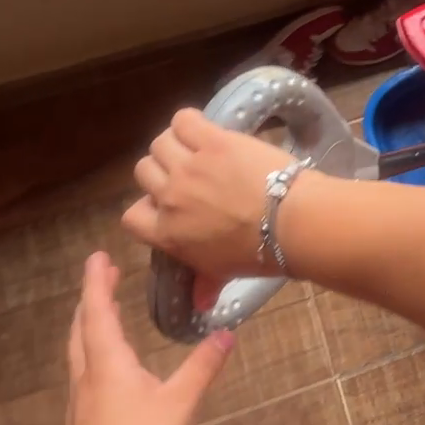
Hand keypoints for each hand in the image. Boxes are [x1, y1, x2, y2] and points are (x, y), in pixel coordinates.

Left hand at [61, 251, 231, 424]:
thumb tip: (227, 332)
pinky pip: (83, 375)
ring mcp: (80, 406)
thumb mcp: (180, 403)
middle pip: (80, 332)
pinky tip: (108, 368)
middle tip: (103, 276)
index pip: (97, 315)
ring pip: (78, 355)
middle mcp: (87, 381)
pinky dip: (92, 353)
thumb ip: (202, 366)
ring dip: (88, 326)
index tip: (96, 257)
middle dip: (90, 301)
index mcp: (107, 368)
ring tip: (102, 313)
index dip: (96, 284)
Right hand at [121, 108, 297, 279]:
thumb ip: (205, 284)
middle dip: (163, 170)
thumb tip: (200, 304)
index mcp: (167, 233)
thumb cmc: (261, 252)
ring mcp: (189, 167)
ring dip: (176, 144)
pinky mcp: (214, 141)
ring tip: (198, 148)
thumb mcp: (225, 272)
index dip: (149, 205)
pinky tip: (206, 130)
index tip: (169, 203)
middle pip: (144, 170)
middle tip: (190, 172)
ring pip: (160, 143)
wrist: (292, 221)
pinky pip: (185, 120)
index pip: (132, 215)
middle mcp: (170, 197)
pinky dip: (190, 121)